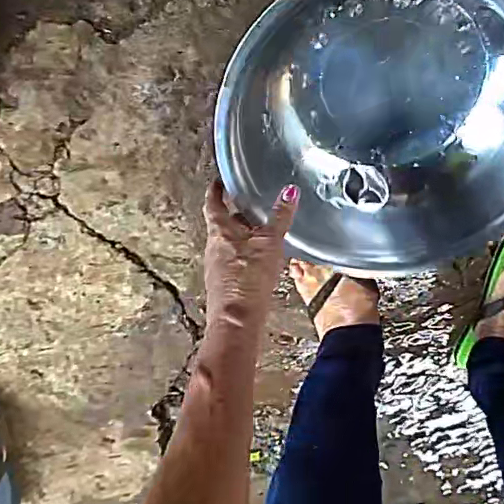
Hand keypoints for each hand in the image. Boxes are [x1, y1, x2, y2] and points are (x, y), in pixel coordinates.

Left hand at [201, 180, 297, 334]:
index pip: (213, 203)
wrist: (237, 322)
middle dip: (236, 213)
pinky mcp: (225, 283)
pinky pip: (234, 260)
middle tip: (249, 204)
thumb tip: (290, 191)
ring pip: (229, 243)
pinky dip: (246, 254)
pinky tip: (260, 259)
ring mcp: (217, 266)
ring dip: (243, 235)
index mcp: (219, 231)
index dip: (216, 190)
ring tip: (261, 230)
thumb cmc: (248, 279)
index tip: (220, 181)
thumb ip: (280, 216)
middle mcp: (214, 246)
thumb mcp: (269, 242)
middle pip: (222, 223)